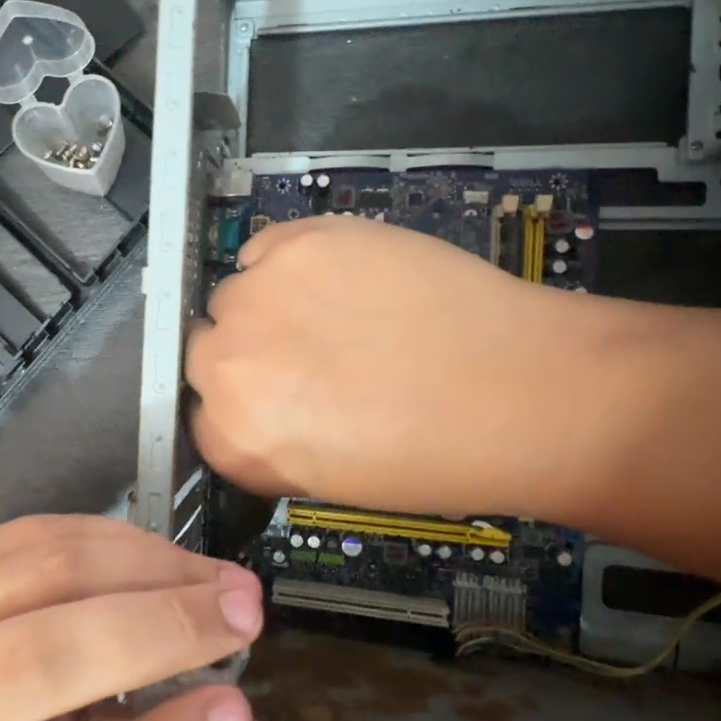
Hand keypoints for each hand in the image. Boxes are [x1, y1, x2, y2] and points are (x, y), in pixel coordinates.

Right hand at [187, 214, 594, 515]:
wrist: (520, 389)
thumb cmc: (436, 455)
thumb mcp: (329, 479)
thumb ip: (271, 441)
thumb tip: (261, 407)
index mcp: (235, 438)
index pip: (200, 416)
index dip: (239, 405)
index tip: (268, 398)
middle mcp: (228, 365)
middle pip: (204, 348)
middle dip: (243, 353)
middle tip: (300, 354)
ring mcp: (260, 295)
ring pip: (235, 293)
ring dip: (268, 304)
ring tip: (331, 313)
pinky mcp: (300, 242)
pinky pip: (264, 248)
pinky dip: (287, 262)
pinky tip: (339, 279)